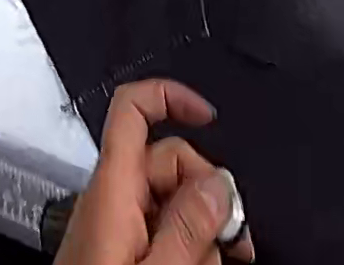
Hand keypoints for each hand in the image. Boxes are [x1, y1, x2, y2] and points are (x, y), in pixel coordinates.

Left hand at [55, 79, 254, 264]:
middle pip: (168, 159)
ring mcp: (115, 230)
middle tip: (233, 235)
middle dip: (206, 190)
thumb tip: (219, 180)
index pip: (132, 108)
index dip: (170, 95)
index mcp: (111, 191)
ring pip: (172, 200)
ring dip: (202, 229)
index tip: (208, 115)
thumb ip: (189, 224)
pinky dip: (188, 247)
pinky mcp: (120, 255)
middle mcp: (110, 201)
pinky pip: (163, 231)